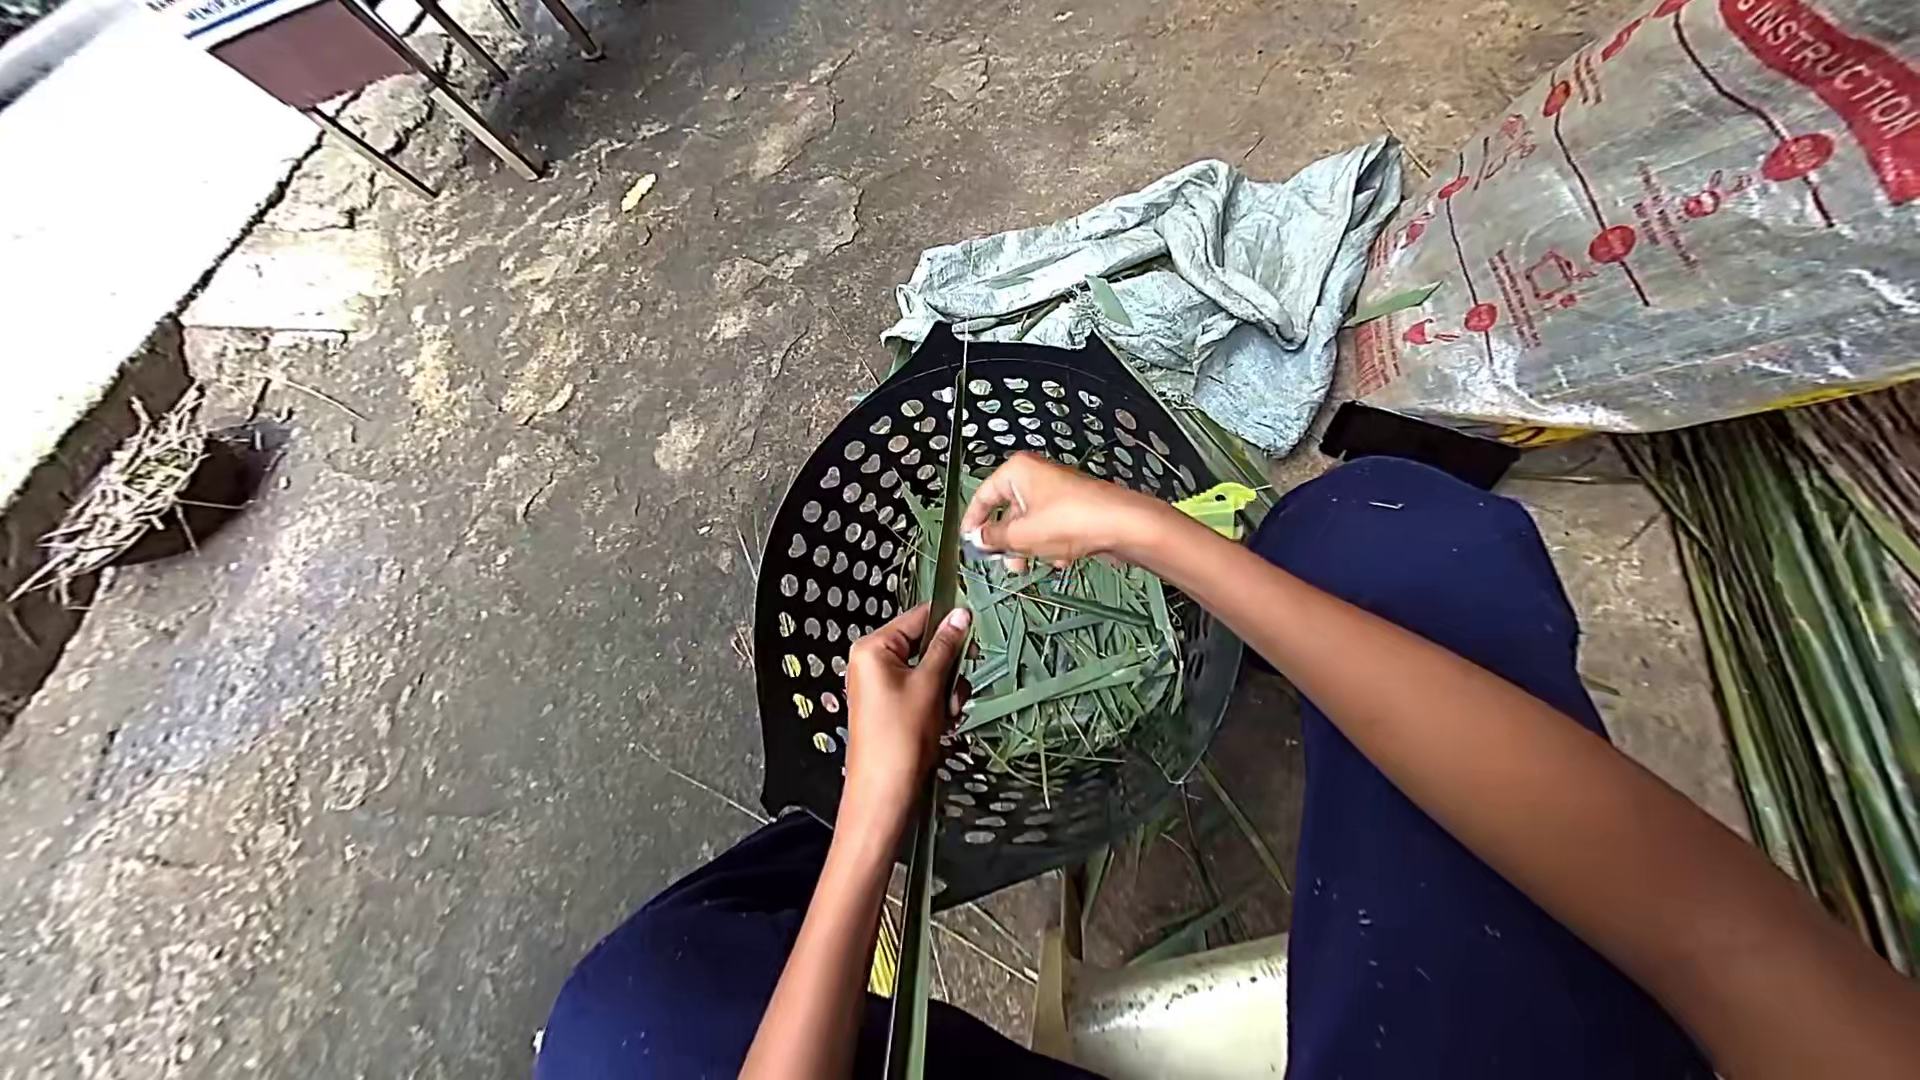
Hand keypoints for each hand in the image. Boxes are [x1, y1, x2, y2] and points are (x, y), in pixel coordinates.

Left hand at [841, 603, 972, 826]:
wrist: (884, 794)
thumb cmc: (900, 737)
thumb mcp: (929, 684)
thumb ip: (946, 646)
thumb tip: (961, 613)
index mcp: (873, 648)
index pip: (918, 617)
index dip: (948, 624)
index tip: (974, 633)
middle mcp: (873, 661)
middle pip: (925, 646)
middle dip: (948, 668)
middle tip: (957, 689)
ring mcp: (881, 684)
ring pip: (929, 670)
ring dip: (947, 690)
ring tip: (948, 715)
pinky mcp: (891, 705)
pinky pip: (922, 690)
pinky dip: (938, 704)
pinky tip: (943, 723)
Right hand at [961, 452, 1172, 571]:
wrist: (1122, 526)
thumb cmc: (1077, 518)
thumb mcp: (1020, 535)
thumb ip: (993, 538)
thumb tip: (979, 539)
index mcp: (1018, 471)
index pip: (983, 496)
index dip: (974, 522)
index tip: (970, 540)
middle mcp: (1037, 476)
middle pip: (1008, 512)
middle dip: (1006, 541)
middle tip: (1004, 559)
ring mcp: (1057, 491)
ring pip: (1030, 523)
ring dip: (1029, 547)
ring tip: (1034, 562)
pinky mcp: (1073, 508)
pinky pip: (1051, 528)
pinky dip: (1050, 544)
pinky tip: (1060, 557)